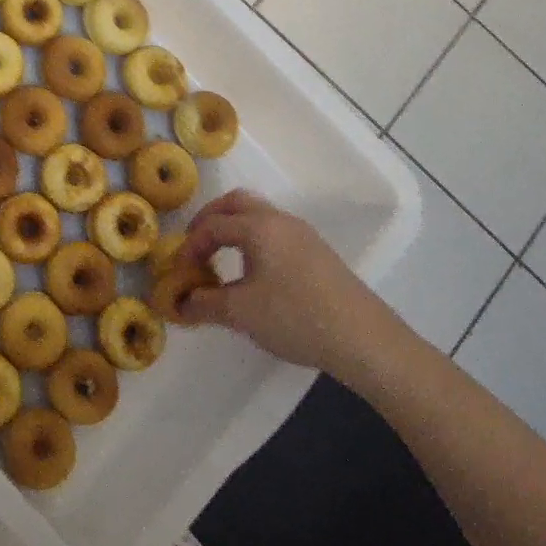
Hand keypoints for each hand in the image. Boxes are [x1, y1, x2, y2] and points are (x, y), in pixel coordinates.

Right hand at [175, 189, 411, 382]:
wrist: (366, 341)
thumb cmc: (296, 318)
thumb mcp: (240, 313)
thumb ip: (203, 303)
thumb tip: (178, 302)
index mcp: (259, 227)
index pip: (213, 224)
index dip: (190, 245)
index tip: (180, 272)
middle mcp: (281, 221)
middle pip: (237, 203)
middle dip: (210, 220)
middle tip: (195, 246)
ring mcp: (304, 236)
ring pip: (259, 216)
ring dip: (234, 230)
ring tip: (220, 260)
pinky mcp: (319, 254)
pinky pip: (276, 233)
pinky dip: (254, 241)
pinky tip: (253, 274)